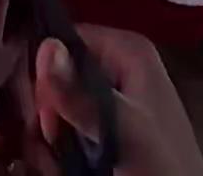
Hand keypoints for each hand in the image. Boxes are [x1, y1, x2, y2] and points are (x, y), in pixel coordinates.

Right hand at [30, 26, 202, 175]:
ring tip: (55, 162)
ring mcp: (113, 98)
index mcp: (128, 49)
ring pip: (62, 104)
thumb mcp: (123, 130)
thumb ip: (83, 94)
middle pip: (61, 74)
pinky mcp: (108, 128)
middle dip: (48, 111)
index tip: (39, 111)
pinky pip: (71, 127)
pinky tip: (62, 167)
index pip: (68, 39)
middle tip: (50, 144)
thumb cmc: (163, 167)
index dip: (46, 72)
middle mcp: (119, 66)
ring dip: (51, 135)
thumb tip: (46, 47)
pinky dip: (61, 148)